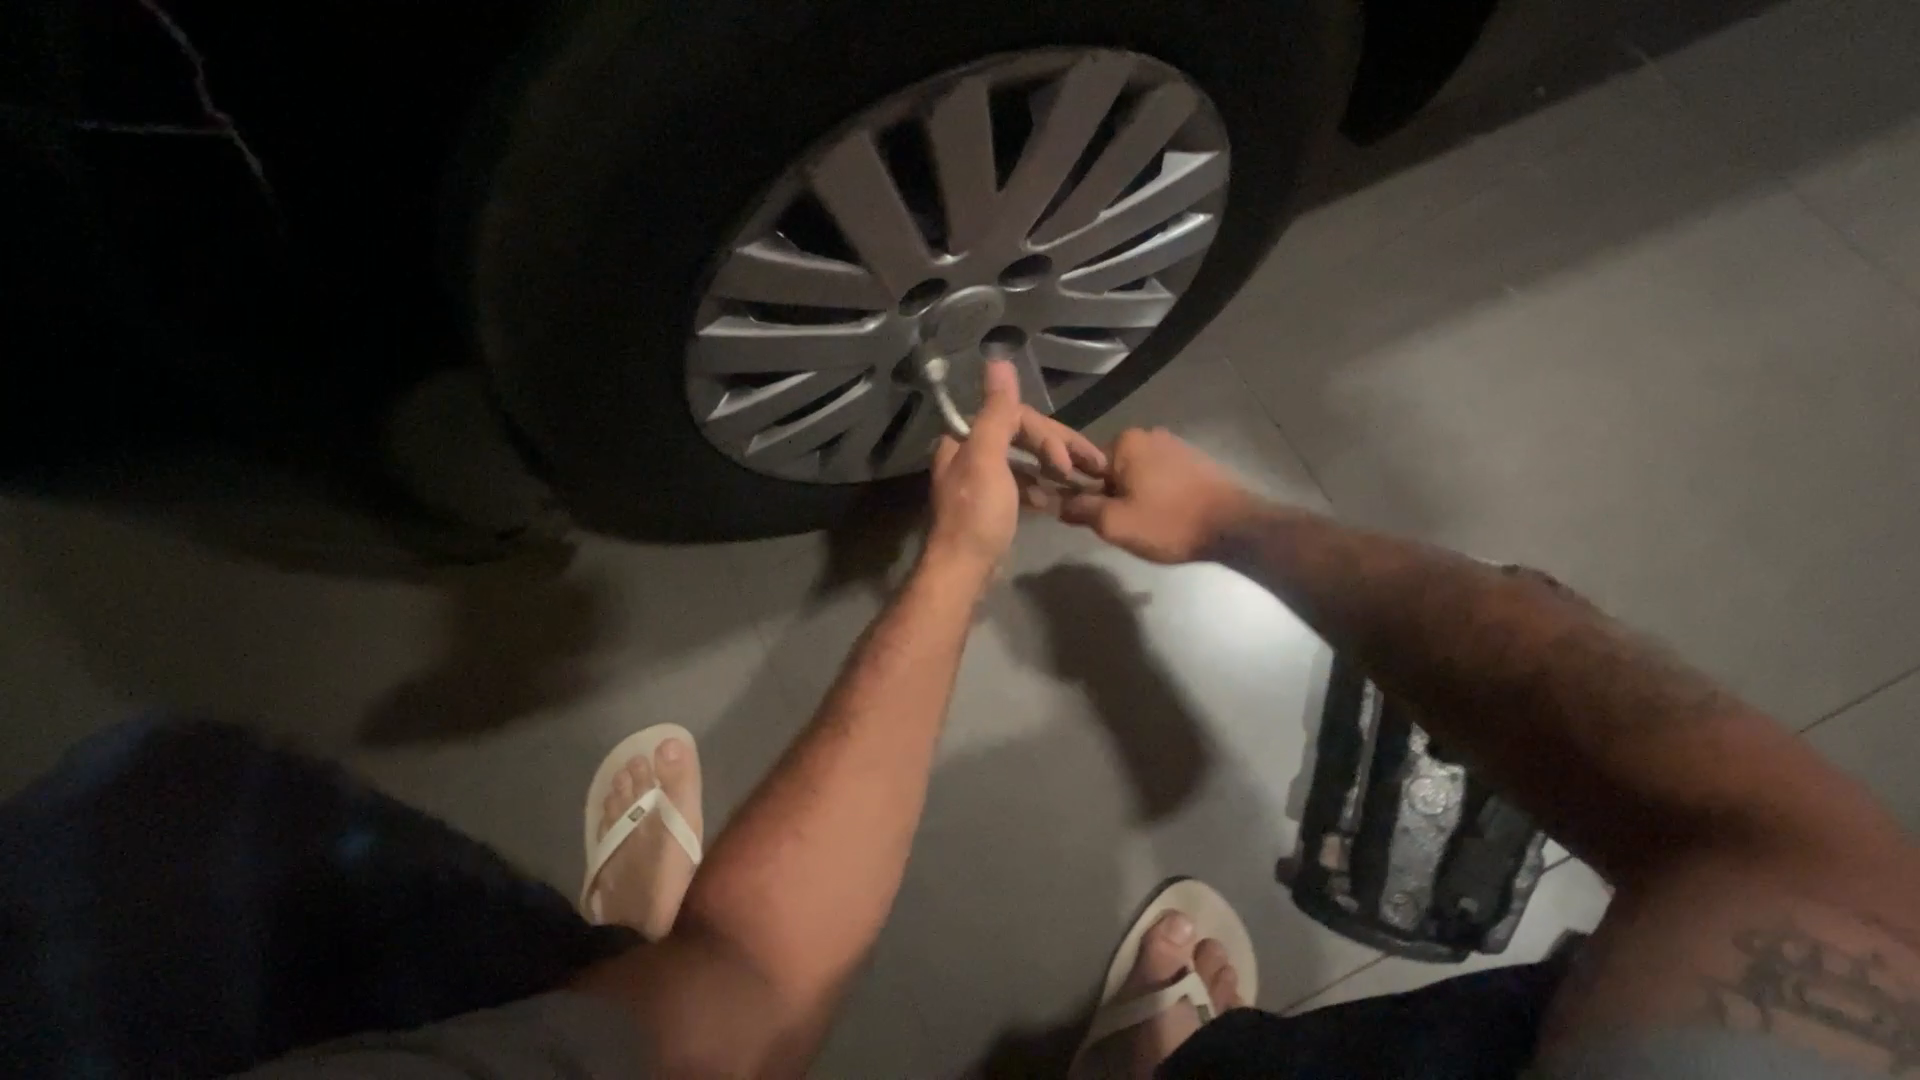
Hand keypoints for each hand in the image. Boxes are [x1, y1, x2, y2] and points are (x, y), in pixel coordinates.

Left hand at [926, 360, 1106, 569]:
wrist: (963, 571)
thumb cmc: (977, 515)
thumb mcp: (987, 458)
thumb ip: (996, 411)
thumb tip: (998, 359)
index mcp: (965, 439)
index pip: (1015, 417)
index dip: (1047, 435)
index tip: (1070, 462)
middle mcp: (969, 454)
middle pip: (1021, 437)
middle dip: (1056, 449)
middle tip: (1092, 467)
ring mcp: (980, 481)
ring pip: (1023, 461)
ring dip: (1052, 468)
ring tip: (1080, 482)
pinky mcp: (990, 506)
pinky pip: (1020, 486)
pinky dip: (1040, 489)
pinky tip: (1056, 501)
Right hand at [1058, 428, 1258, 563]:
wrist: (1235, 526)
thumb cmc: (1169, 522)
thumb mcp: (1114, 523)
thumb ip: (1079, 509)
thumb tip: (1057, 503)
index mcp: (1124, 442)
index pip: (1085, 469)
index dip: (1087, 498)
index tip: (1099, 522)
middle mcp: (1149, 435)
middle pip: (1112, 471)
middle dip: (1114, 498)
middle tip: (1128, 528)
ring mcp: (1175, 445)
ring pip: (1138, 476)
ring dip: (1137, 499)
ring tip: (1152, 526)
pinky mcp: (1195, 460)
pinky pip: (1161, 478)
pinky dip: (1159, 497)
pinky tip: (1170, 518)